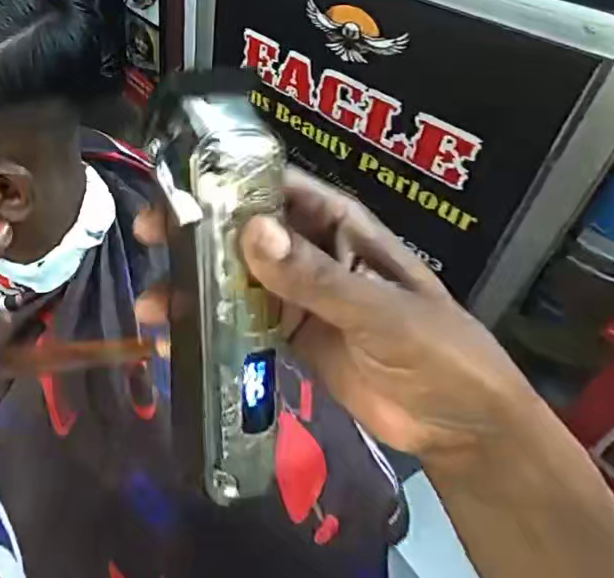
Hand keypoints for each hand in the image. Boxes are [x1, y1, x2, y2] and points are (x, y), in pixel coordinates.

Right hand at [142, 169, 613, 577]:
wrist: (464, 432)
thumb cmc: (441, 353)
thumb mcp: (383, 312)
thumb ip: (316, 276)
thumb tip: (250, 232)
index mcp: (334, 223)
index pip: (272, 186)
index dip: (224, 180)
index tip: (176, 185)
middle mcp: (305, 247)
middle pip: (240, 227)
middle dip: (194, 229)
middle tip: (150, 233)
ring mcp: (292, 289)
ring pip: (232, 274)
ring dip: (192, 282)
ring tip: (153, 302)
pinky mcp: (283, 330)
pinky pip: (238, 318)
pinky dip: (206, 323)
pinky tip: (174, 334)